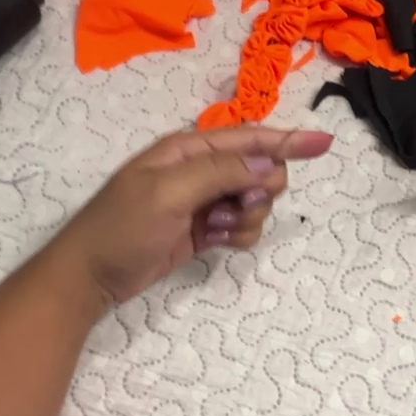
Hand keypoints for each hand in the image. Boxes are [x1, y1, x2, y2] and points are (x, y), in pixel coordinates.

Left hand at [51, 125, 334, 306]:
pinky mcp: (205, 230)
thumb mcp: (168, 193)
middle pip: (261, 172)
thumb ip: (220, 173)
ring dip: (246, 218)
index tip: (325, 144)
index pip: (251, 139)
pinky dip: (237, 236)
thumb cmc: (121, 228)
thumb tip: (270, 165)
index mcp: (189, 149)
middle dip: (259, 192)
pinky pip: (243, 227)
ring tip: (214, 231)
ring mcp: (204, 201)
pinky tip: (214, 243)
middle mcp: (201, 169)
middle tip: (234, 209)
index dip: (289, 140)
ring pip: (255, 202)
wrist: (90, 276)